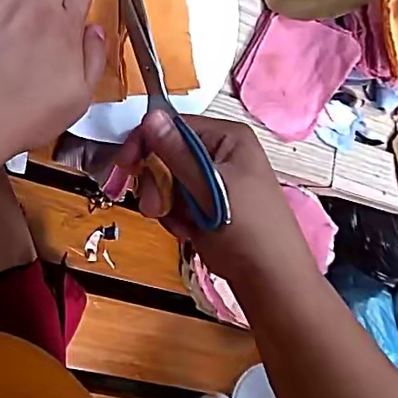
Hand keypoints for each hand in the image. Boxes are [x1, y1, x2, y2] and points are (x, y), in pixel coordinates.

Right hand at [115, 111, 317, 283]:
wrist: (270, 280)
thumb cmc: (250, 229)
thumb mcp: (208, 187)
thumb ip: (176, 152)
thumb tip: (151, 117)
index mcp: (227, 138)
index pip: (173, 126)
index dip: (147, 143)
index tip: (127, 164)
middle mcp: (218, 153)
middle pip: (165, 153)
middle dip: (158, 182)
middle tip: (159, 205)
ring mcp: (211, 179)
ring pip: (165, 180)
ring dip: (165, 203)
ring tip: (182, 223)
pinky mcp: (204, 203)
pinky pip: (172, 200)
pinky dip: (174, 216)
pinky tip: (188, 230)